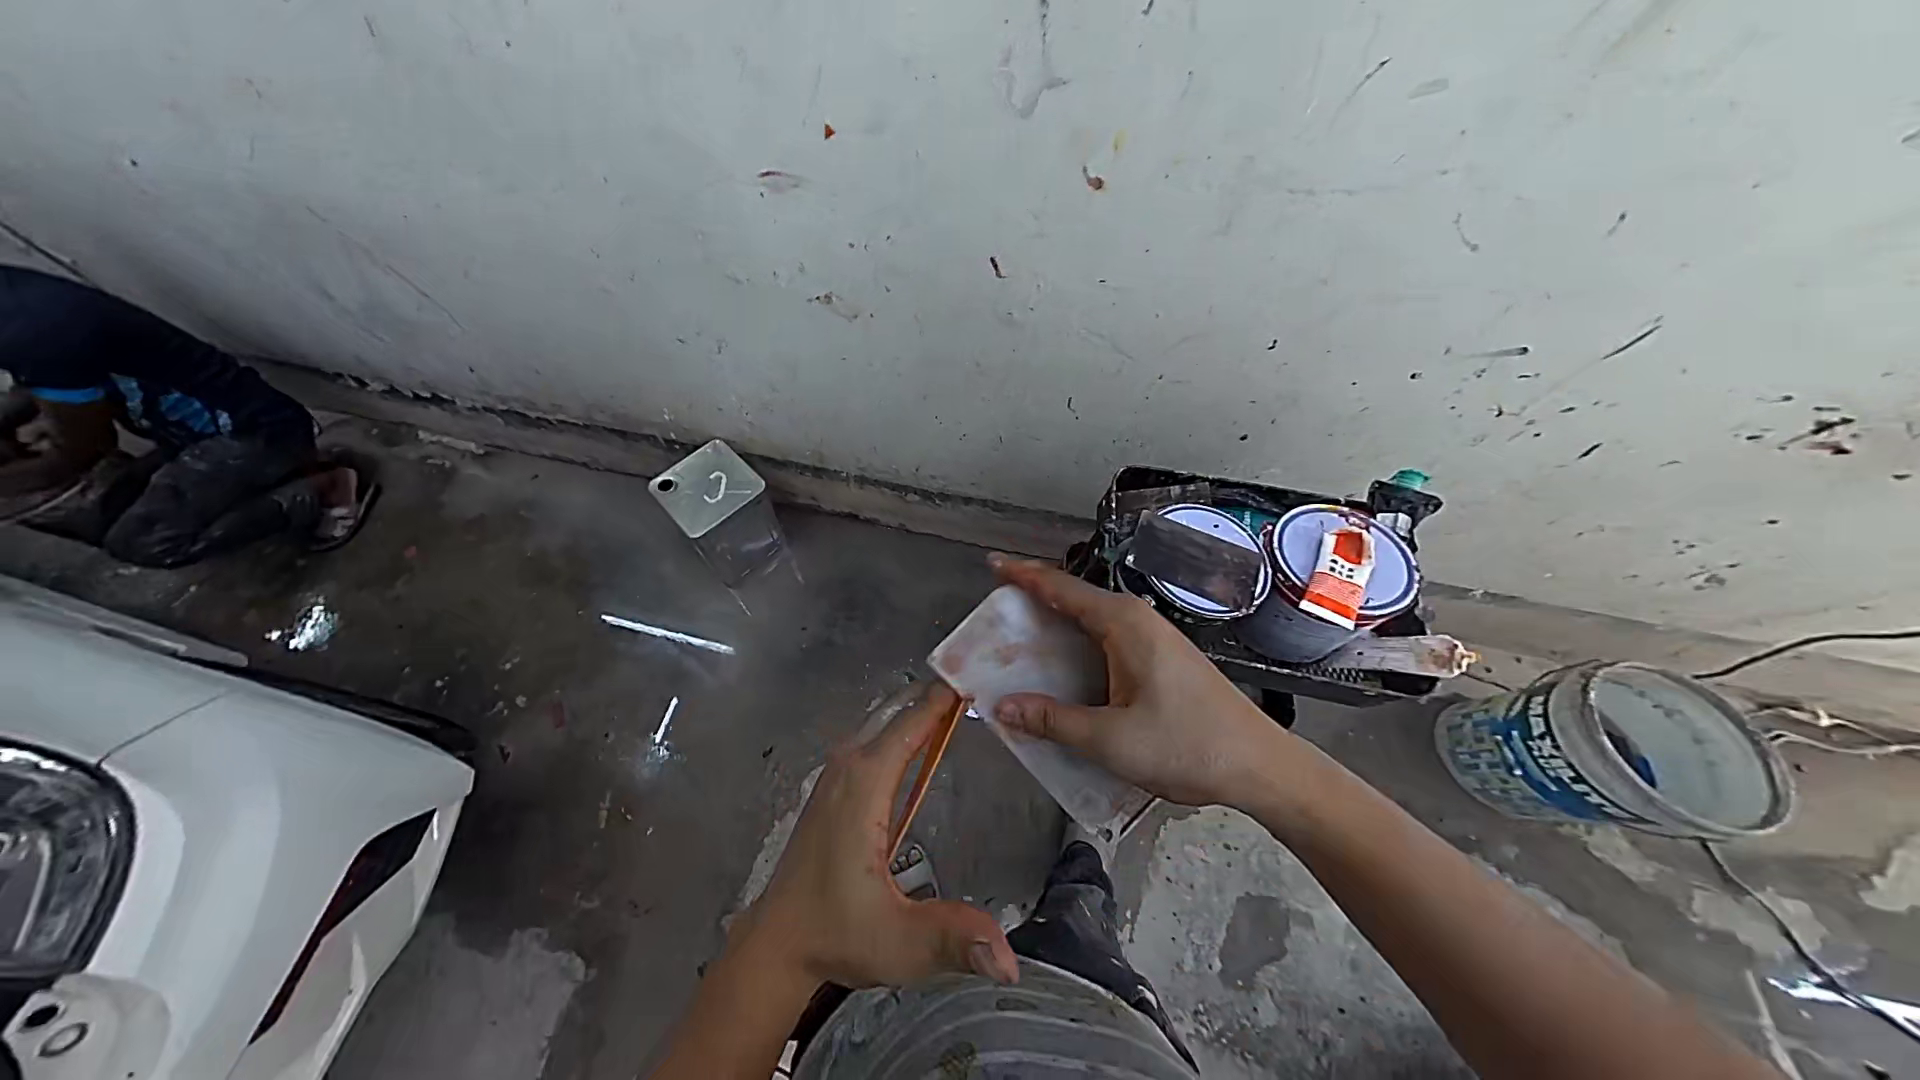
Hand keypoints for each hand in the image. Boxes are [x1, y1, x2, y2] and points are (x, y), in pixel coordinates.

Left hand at [742, 682, 1019, 987]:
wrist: (777, 944)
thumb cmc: (836, 935)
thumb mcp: (899, 942)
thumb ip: (952, 940)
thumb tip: (1010, 959)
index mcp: (864, 784)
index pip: (909, 723)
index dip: (942, 699)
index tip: (977, 677)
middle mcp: (847, 767)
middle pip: (895, 713)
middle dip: (933, 695)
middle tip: (980, 685)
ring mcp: (836, 775)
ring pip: (882, 723)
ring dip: (917, 710)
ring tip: (961, 705)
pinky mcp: (833, 788)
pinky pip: (873, 740)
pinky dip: (901, 729)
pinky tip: (925, 741)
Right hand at [988, 553, 1300, 808]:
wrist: (1258, 766)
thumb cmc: (1189, 746)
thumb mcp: (1110, 739)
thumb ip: (1053, 721)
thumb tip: (1004, 708)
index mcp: (1124, 624)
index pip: (1061, 588)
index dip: (1023, 575)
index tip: (994, 565)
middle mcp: (1138, 621)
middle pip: (1075, 599)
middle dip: (1034, 602)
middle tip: (997, 614)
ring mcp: (1153, 638)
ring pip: (1091, 621)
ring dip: (1056, 628)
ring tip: (1021, 643)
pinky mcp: (1160, 658)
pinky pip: (1107, 640)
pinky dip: (1077, 647)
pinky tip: (1064, 672)